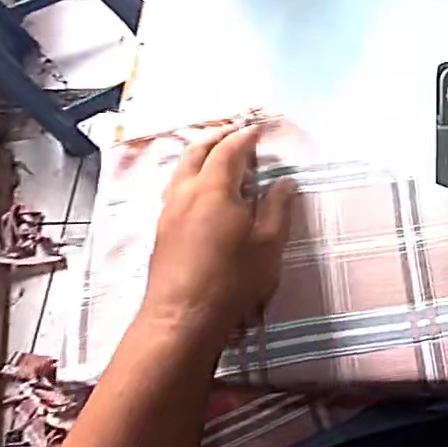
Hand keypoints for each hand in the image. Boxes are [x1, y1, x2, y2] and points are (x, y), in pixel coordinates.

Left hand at [140, 125, 296, 343]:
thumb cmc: (233, 279)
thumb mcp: (268, 244)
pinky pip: (176, 186)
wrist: (183, 316)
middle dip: (217, 137)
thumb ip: (277, 208)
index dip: (244, 137)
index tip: (257, 130)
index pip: (229, 151)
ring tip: (215, 151)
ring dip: (200, 153)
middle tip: (234, 131)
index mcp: (215, 189)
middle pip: (198, 152)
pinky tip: (199, 187)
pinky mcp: (163, 228)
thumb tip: (284, 182)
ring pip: (182, 168)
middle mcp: (187, 192)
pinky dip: (190, 173)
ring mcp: (170, 210)